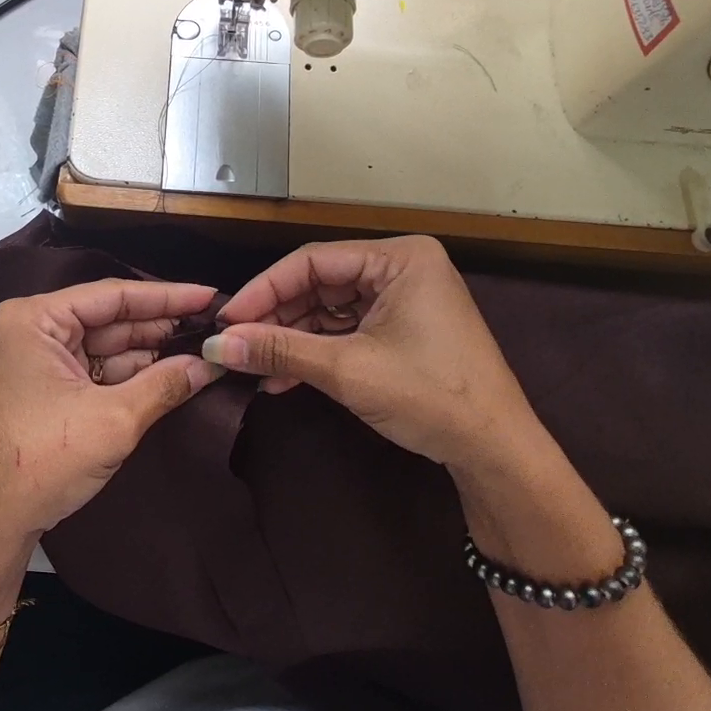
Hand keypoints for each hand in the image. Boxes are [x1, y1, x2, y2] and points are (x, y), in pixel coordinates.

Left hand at [0, 279, 222, 539]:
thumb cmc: (43, 461)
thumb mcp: (114, 420)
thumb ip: (165, 384)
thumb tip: (211, 364)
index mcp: (34, 319)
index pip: (111, 296)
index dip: (166, 296)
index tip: (208, 296)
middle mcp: (33, 329)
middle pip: (110, 318)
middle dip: (161, 325)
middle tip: (214, 324)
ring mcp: (40, 358)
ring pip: (108, 344)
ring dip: (153, 351)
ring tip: (205, 347)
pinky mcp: (48, 386)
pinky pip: (99, 368)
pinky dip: (134, 373)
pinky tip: (174, 371)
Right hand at [207, 236, 539, 472]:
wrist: (495, 452)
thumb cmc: (430, 396)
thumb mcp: (347, 370)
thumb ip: (279, 350)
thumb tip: (215, 345)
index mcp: (399, 258)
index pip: (312, 262)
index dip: (263, 290)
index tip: (227, 320)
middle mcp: (401, 269)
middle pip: (318, 284)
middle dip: (276, 318)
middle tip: (235, 345)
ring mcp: (402, 300)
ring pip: (328, 309)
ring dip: (291, 339)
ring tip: (254, 366)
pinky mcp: (401, 330)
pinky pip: (345, 330)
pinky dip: (315, 352)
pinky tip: (282, 377)